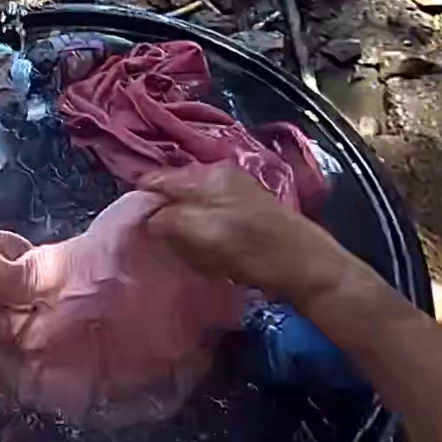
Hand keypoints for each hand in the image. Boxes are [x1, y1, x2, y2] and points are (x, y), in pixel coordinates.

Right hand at [142, 165, 357, 304]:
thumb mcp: (199, 233)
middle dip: (162, 216)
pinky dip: (200, 234)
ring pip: (190, 206)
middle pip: (173, 192)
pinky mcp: (246, 210)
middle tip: (159, 244)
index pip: (155, 178)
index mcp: (205, 174)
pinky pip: (208, 217)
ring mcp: (234, 191)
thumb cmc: (252, 249)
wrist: (307, 267)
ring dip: (181, 228)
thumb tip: (145, 219)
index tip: (134, 229)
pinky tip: (206, 253)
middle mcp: (218, 175)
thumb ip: (164, 220)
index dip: (140, 202)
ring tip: (182, 252)